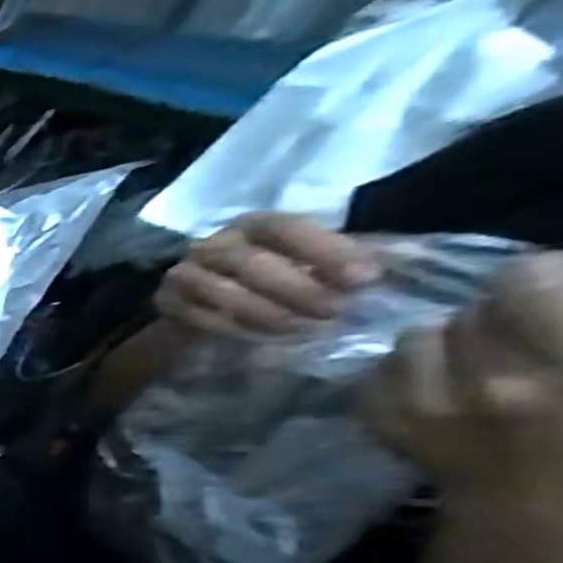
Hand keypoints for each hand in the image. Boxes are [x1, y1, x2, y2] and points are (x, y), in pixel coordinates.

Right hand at [157, 213, 381, 335]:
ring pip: (221, 289)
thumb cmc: (273, 286)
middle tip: (335, 312)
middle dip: (297, 288)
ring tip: (300, 329)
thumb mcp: (316, 267)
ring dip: (265, 311)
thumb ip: (347, 263)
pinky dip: (232, 327)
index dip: (325, 251)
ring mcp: (184, 272)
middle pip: (250, 261)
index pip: (286, 227)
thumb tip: (396, 265)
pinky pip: (197, 314)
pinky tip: (262, 337)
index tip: (364, 280)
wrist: (210, 312)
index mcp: (254, 225)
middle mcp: (214, 243)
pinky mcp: (166, 301)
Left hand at [362, 252, 562, 501]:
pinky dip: (406, 372)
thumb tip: (544, 275)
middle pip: (470, 310)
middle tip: (520, 337)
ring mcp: (428, 407)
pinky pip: (380, 369)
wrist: (550, 510)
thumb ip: (562, 313)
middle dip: (494, 316)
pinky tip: (440, 388)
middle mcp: (496, 385)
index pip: (522, 281)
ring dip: (445, 343)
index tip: (552, 290)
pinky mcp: (385, 422)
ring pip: (417, 336)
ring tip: (478, 364)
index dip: (539, 278)